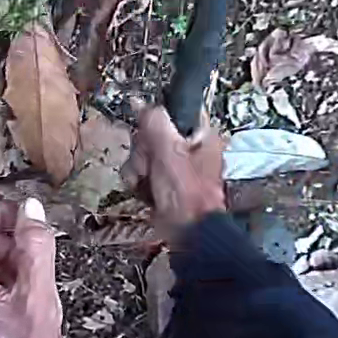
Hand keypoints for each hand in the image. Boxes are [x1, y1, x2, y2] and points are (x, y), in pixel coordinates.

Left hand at [0, 200, 62, 337]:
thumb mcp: (38, 298)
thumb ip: (35, 247)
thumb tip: (32, 209)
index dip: (2, 214)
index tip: (31, 217)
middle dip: (8, 243)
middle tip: (41, 257)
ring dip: (9, 264)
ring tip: (37, 285)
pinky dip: (3, 285)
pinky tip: (27, 302)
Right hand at [132, 106, 227, 242]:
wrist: (187, 234)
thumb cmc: (186, 195)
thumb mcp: (168, 151)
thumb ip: (155, 123)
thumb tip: (141, 103)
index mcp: (200, 135)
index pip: (172, 112)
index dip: (157, 122)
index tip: (151, 135)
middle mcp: (189, 147)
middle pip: (151, 133)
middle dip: (143, 150)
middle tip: (150, 164)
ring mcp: (175, 165)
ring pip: (143, 152)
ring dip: (137, 167)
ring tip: (146, 181)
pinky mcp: (163, 181)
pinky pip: (141, 170)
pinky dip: (137, 179)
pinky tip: (142, 188)